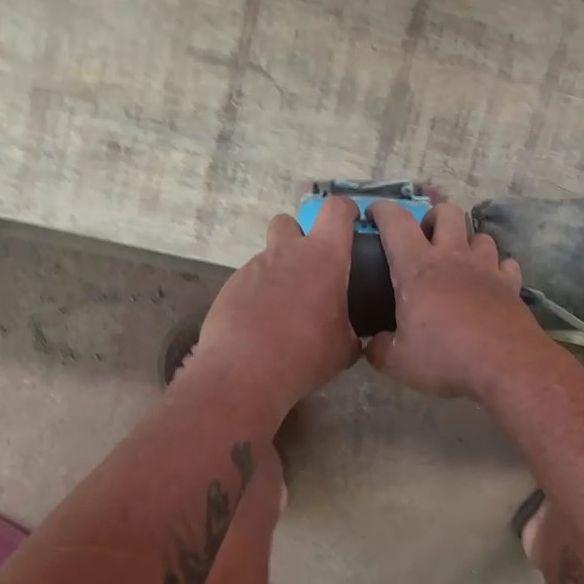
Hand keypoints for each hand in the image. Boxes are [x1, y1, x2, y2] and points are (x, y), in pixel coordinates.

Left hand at [183, 198, 363, 414]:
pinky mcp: (230, 286)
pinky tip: (261, 324)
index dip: (345, 210)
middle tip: (308, 270)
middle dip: (299, 236)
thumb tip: (352, 334)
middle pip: (290, 221)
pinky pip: (251, 281)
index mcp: (324, 257)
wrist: (243, 373)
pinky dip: (259, 294)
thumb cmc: (305, 354)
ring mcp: (255, 267)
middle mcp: (287, 252)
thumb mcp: (344, 347)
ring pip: (270, 256)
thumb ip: (351, 329)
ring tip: (283, 310)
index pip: (336, 210)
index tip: (350, 222)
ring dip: (279, 272)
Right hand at [364, 200, 552, 399]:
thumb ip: (379, 349)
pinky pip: (505, 263)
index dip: (383, 211)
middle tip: (425, 240)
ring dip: (467, 242)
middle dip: (433, 217)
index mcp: (418, 267)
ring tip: (459, 263)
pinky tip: (490, 282)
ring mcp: (486, 267)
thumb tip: (375, 344)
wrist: (505, 365)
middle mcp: (453, 257)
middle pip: (447, 212)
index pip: (396, 223)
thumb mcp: (397, 362)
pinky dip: (497, 268)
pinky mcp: (510, 283)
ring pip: (479, 235)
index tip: (374, 213)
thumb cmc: (445, 357)